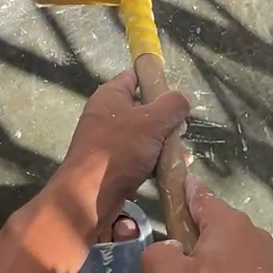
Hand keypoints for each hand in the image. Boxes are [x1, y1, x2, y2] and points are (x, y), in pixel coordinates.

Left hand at [55, 70, 190, 228]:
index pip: (135, 76)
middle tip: (181, 130)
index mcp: (110, 96)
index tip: (177, 96)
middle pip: (143, 108)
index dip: (156, 81)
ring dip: (164, 143)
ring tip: (181, 154)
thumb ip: (172, 105)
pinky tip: (171, 168)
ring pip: (144, 135)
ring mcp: (108, 140)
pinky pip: (139, 155)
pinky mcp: (112, 163)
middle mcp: (106, 114)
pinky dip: (154, 160)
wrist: (90, 195)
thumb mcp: (153, 121)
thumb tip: (182, 99)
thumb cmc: (119, 150)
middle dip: (167, 119)